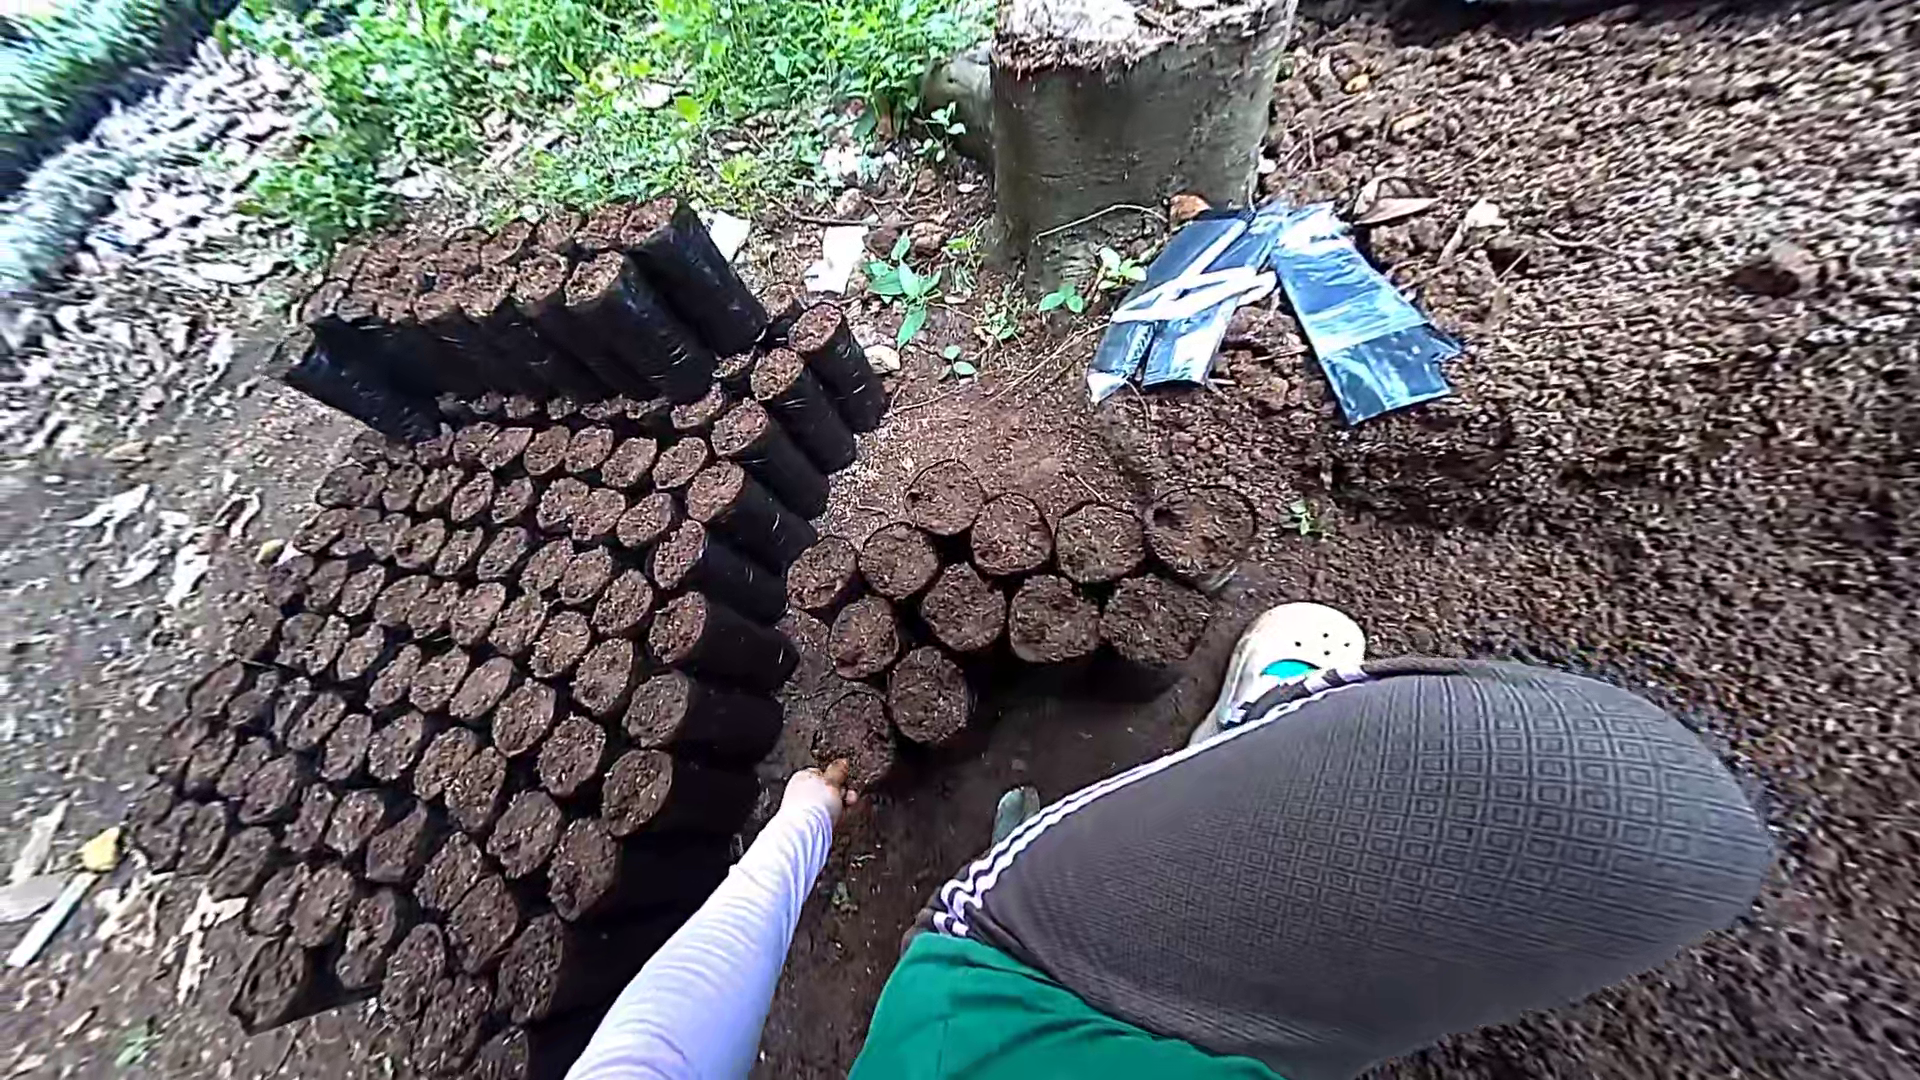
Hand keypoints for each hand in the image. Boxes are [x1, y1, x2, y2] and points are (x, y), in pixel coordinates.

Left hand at [783, 760, 855, 824]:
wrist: (804, 832)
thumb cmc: (813, 803)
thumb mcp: (831, 780)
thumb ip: (838, 770)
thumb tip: (843, 761)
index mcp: (802, 777)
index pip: (824, 773)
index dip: (838, 777)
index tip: (847, 781)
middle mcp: (801, 793)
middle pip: (828, 790)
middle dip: (843, 793)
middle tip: (851, 797)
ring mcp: (804, 811)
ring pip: (830, 805)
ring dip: (842, 805)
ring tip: (848, 808)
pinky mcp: (809, 826)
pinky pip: (828, 819)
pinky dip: (836, 818)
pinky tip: (840, 819)